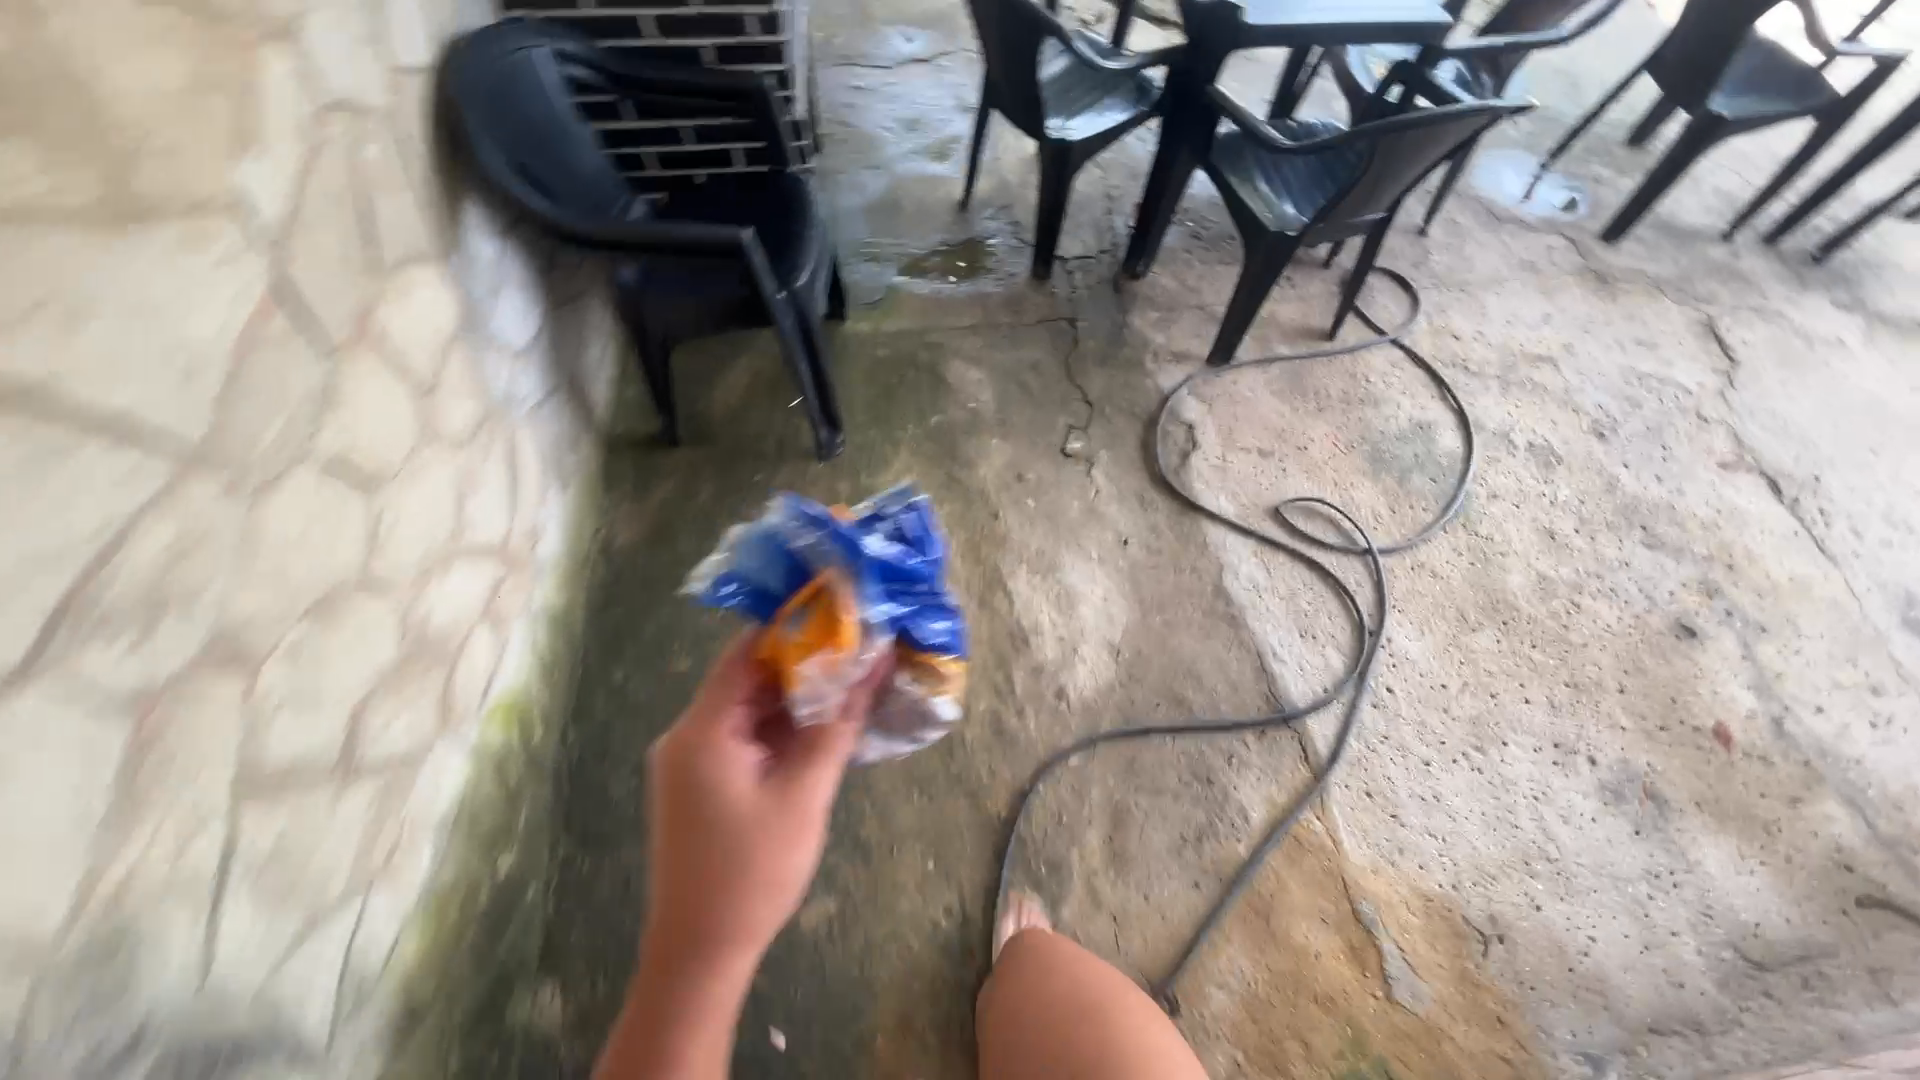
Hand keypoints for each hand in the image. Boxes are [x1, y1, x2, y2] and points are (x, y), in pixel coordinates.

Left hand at [644, 631, 889, 968]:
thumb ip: (838, 724)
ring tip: (851, 683)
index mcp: (702, 729)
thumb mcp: (804, 793)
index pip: (746, 653)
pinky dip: (781, 731)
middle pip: (748, 679)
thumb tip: (874, 665)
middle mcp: (688, 735)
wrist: (700, 953)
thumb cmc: (753, 871)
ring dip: (796, 700)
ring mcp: (692, 761)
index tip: (844, 615)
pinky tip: (822, 728)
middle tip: (860, 650)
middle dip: (805, 664)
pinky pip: (744, 739)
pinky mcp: (701, 784)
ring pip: (748, 710)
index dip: (795, 628)